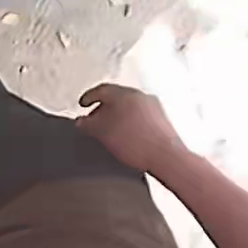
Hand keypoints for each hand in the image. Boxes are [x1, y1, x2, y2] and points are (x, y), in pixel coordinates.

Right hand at [76, 83, 191, 174]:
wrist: (166, 158)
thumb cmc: (136, 143)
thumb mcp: (101, 133)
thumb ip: (87, 124)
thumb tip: (82, 121)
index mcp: (124, 94)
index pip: (101, 89)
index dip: (89, 97)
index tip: (83, 103)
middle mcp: (141, 96)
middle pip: (116, 97)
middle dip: (102, 108)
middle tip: (93, 119)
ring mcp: (154, 107)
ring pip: (129, 106)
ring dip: (117, 116)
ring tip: (109, 131)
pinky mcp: (162, 120)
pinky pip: (140, 116)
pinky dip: (129, 123)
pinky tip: (126, 137)